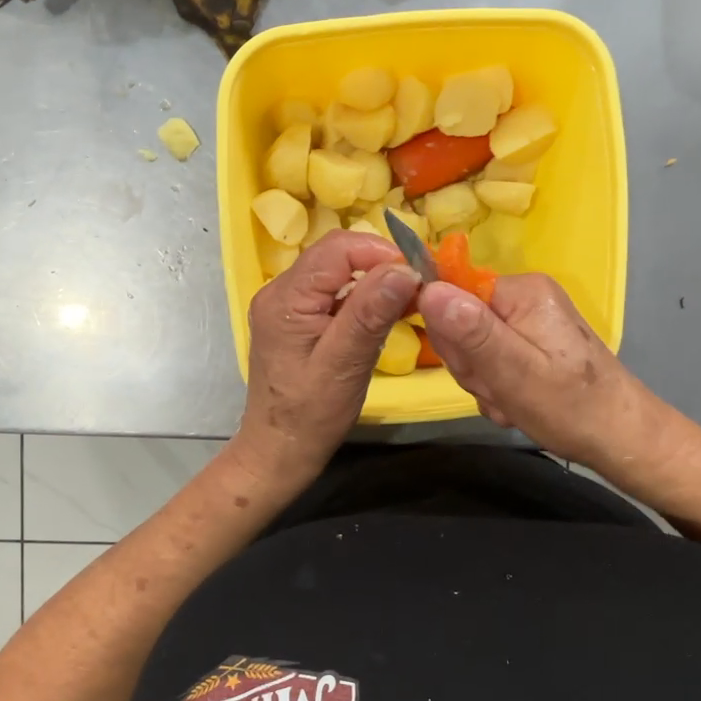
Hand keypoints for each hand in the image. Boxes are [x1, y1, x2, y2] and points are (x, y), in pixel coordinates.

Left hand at [231, 231, 421, 485]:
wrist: (279, 451)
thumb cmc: (309, 415)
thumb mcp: (344, 365)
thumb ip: (370, 314)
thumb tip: (405, 269)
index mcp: (285, 298)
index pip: (337, 249)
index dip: (381, 252)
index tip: (419, 274)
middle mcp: (280, 292)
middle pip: (336, 256)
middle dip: (381, 264)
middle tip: (421, 287)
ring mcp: (287, 307)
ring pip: (337, 274)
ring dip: (375, 282)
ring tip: (410, 301)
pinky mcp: (297, 321)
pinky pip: (333, 295)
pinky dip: (362, 299)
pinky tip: (387, 315)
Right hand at [415, 273, 668, 465]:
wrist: (622, 439)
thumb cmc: (572, 406)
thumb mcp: (514, 372)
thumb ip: (471, 332)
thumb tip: (428, 289)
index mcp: (521, 291)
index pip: (452, 297)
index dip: (453, 338)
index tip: (478, 369)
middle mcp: (524, 299)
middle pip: (460, 325)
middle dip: (472, 367)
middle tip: (500, 390)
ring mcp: (529, 323)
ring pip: (473, 351)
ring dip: (485, 383)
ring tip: (513, 401)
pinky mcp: (532, 346)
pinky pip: (491, 364)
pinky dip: (498, 389)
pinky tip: (518, 405)